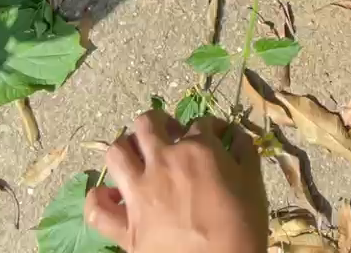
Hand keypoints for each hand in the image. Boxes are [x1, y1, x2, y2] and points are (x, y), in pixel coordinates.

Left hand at [85, 111, 267, 252]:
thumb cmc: (242, 226)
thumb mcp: (253, 181)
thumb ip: (244, 150)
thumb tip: (234, 135)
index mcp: (197, 149)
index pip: (201, 122)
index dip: (212, 128)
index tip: (219, 138)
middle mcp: (163, 162)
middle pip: (147, 123)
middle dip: (159, 123)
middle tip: (170, 137)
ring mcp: (139, 194)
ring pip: (116, 152)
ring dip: (126, 149)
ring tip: (138, 158)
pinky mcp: (125, 228)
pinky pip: (97, 209)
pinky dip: (98, 199)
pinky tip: (111, 196)